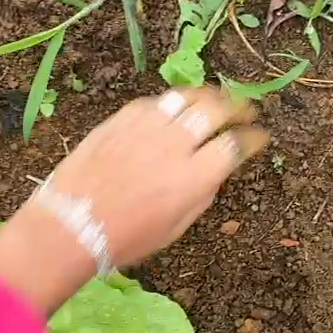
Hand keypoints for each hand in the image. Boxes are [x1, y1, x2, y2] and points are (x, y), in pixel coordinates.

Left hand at [0, 86, 267, 313]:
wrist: (72, 225)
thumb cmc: (127, 237)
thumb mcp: (176, 227)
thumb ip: (202, 193)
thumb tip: (214, 170)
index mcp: (195, 177)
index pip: (235, 145)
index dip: (253, 138)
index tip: (260, 137)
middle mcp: (175, 144)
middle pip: (216, 110)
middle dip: (238, 107)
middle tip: (247, 109)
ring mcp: (147, 126)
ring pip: (187, 97)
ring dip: (209, 95)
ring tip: (217, 98)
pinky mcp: (122, 118)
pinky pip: (156, 102)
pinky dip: (173, 103)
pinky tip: (176, 109)